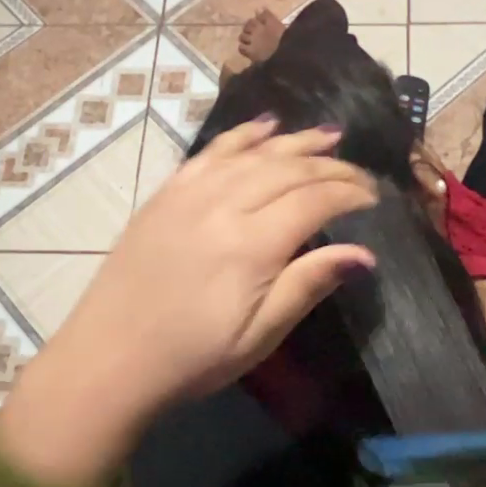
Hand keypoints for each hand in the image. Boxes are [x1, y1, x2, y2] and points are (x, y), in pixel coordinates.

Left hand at [0, 117, 377, 486]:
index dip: (350, 194)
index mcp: (252, 245)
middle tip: (360, 175)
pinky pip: (211, 153)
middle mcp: (223, 206)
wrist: (110, 359)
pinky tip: (265, 127)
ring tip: (329, 135)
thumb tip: (363, 253)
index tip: (375, 199)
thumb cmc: (193, 359)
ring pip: (253, 153)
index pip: (315, 200)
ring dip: (295, 142)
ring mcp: (189, 195)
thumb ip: (308, 286)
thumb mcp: (259, 336)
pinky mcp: (165, 196)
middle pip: (288, 169)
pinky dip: (242, 136)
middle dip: (331, 167)